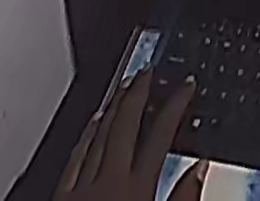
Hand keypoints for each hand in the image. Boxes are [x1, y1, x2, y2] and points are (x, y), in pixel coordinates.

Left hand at [58, 72, 207, 200]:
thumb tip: (198, 171)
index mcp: (136, 191)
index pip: (161, 134)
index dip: (175, 104)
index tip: (186, 86)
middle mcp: (108, 182)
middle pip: (126, 123)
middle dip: (140, 92)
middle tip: (151, 71)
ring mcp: (81, 189)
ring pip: (100, 132)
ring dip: (115, 104)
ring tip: (127, 85)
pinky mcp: (60, 198)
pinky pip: (76, 153)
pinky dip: (88, 131)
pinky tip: (94, 120)